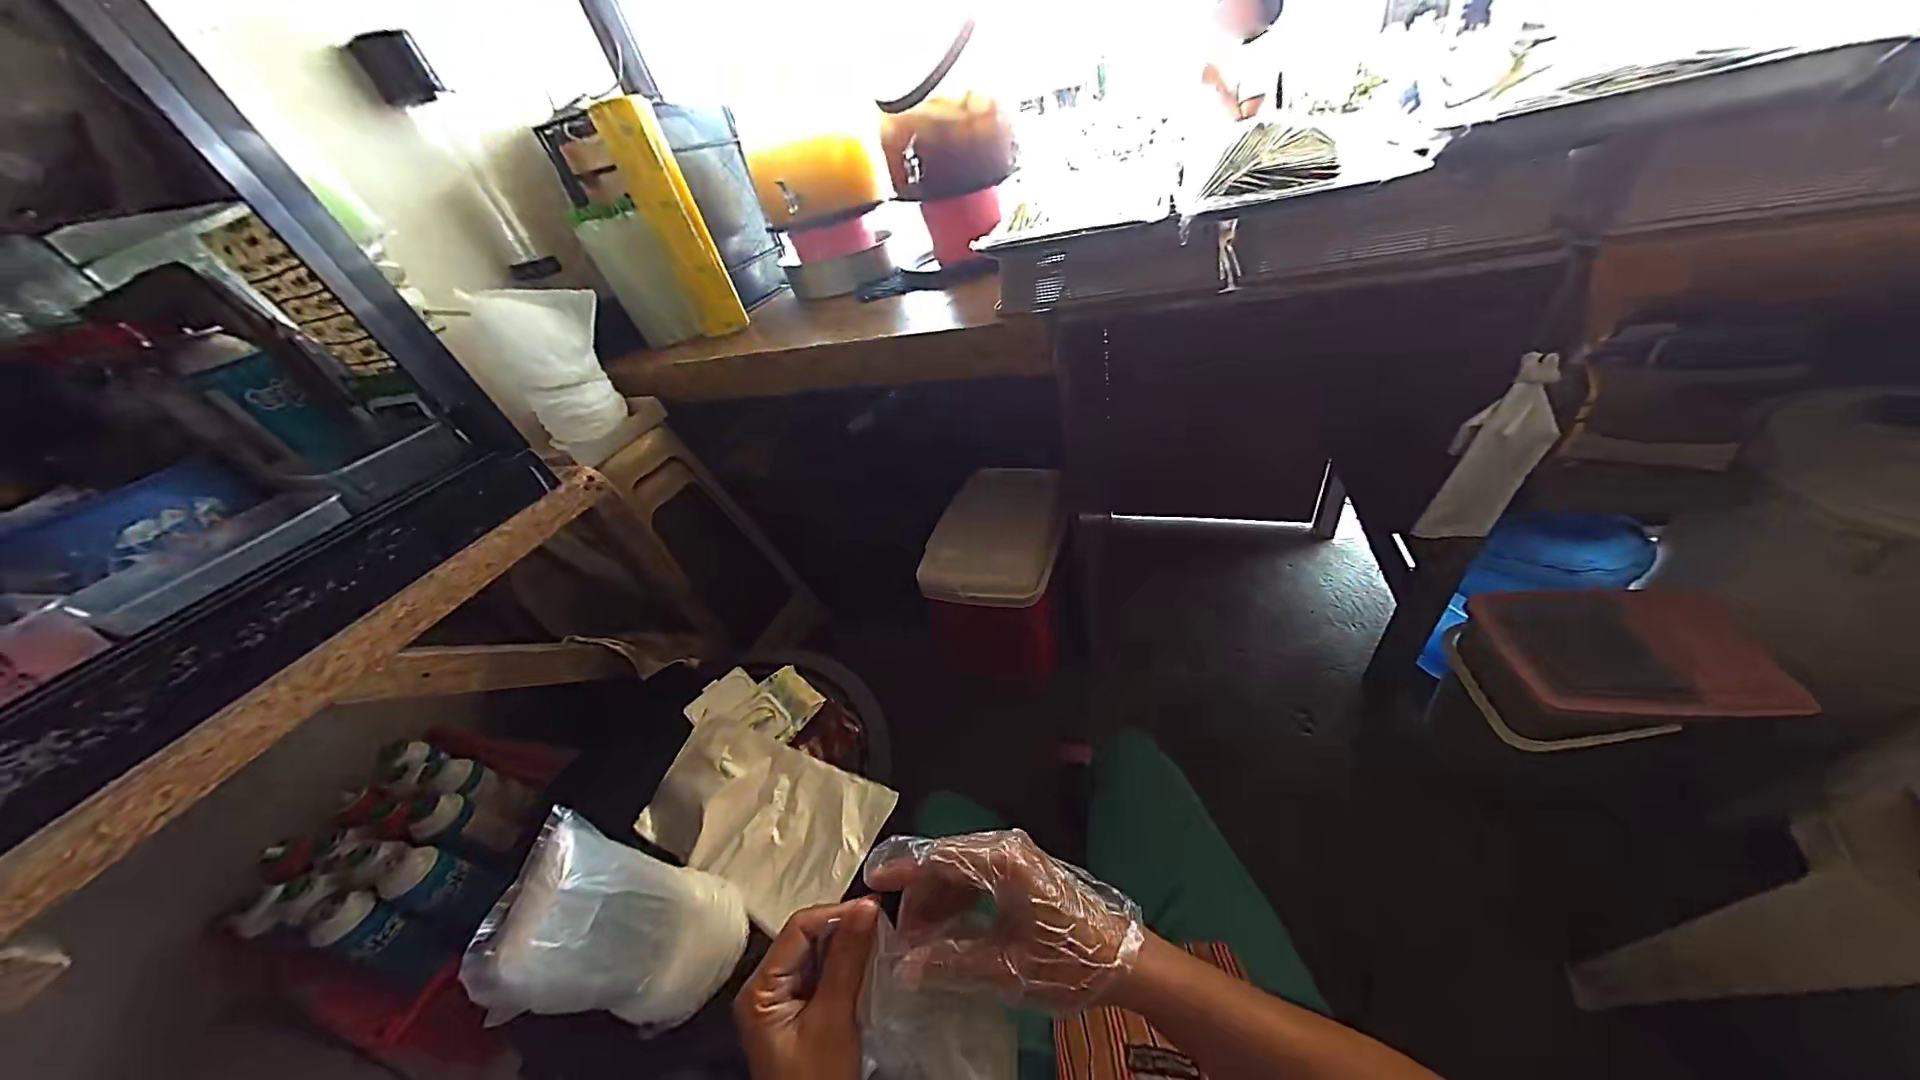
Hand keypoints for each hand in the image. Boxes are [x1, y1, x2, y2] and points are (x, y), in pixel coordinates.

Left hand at [733, 898, 878, 1079]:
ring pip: (820, 953)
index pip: (798, 928)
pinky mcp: (803, 1012)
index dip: (836, 914)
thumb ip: (848, 959)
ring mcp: (785, 1000)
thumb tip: (867, 906)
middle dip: (844, 929)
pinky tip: (869, 965)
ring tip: (879, 941)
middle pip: (808, 938)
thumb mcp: (833, 1018)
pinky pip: (826, 973)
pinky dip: (848, 967)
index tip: (873, 911)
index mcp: (760, 988)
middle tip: (881, 925)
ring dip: (849, 947)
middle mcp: (767, 987)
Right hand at [862, 829, 1142, 1012]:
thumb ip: (950, 961)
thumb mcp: (1006, 966)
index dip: (903, 866)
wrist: (1125, 960)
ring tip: (923, 940)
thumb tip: (905, 965)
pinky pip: (978, 876)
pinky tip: (950, 928)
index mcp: (1002, 861)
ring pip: (961, 867)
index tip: (874, 880)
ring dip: (938, 898)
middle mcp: (1007, 848)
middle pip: (947, 859)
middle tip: (904, 936)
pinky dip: (959, 898)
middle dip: (920, 893)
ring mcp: (1017, 857)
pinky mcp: (1023, 871)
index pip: (939, 855)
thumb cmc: (1070, 959)